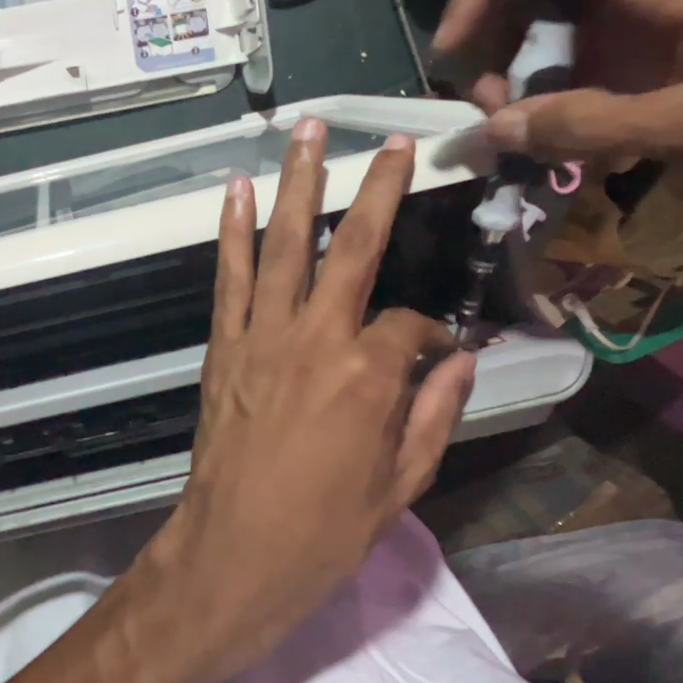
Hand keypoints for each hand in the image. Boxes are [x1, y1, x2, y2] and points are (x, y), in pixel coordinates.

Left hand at [105, 119, 476, 682]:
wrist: (233, 552)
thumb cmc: (325, 531)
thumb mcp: (403, 483)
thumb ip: (436, 411)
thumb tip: (461, 356)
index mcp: (369, 376)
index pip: (411, 323)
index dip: (432, 331)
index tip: (438, 349)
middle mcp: (314, 339)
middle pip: (351, 246)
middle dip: (376, 187)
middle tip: (392, 139)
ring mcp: (260, 337)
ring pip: (282, 245)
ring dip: (294, 183)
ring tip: (304, 129)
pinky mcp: (221, 347)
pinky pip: (228, 278)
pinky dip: (229, 232)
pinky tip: (234, 190)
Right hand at [433, 0, 682, 177]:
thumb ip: (590, 126)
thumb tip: (493, 130)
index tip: (452, 49)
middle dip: (494, 34)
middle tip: (483, 104)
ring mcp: (668, 7)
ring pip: (564, 15)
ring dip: (524, 65)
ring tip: (518, 125)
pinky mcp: (678, 36)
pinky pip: (597, 47)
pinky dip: (564, 84)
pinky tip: (568, 130)